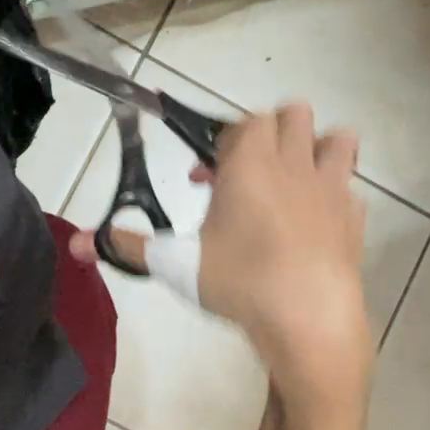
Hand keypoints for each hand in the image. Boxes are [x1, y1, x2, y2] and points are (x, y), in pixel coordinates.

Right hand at [73, 104, 370, 406]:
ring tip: (286, 184)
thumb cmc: (238, 280)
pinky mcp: (354, 216)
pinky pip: (348, 187)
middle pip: (291, 115)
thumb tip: (75, 243)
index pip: (242, 123)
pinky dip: (330, 195)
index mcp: (249, 164)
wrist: (308, 315)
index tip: (203, 177)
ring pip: (335, 138)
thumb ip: (127, 246)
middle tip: (242, 175)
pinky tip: (309, 224)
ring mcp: (332, 187)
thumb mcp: (173, 264)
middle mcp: (294, 163)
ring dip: (312, 149)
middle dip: (266, 134)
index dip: (221, 142)